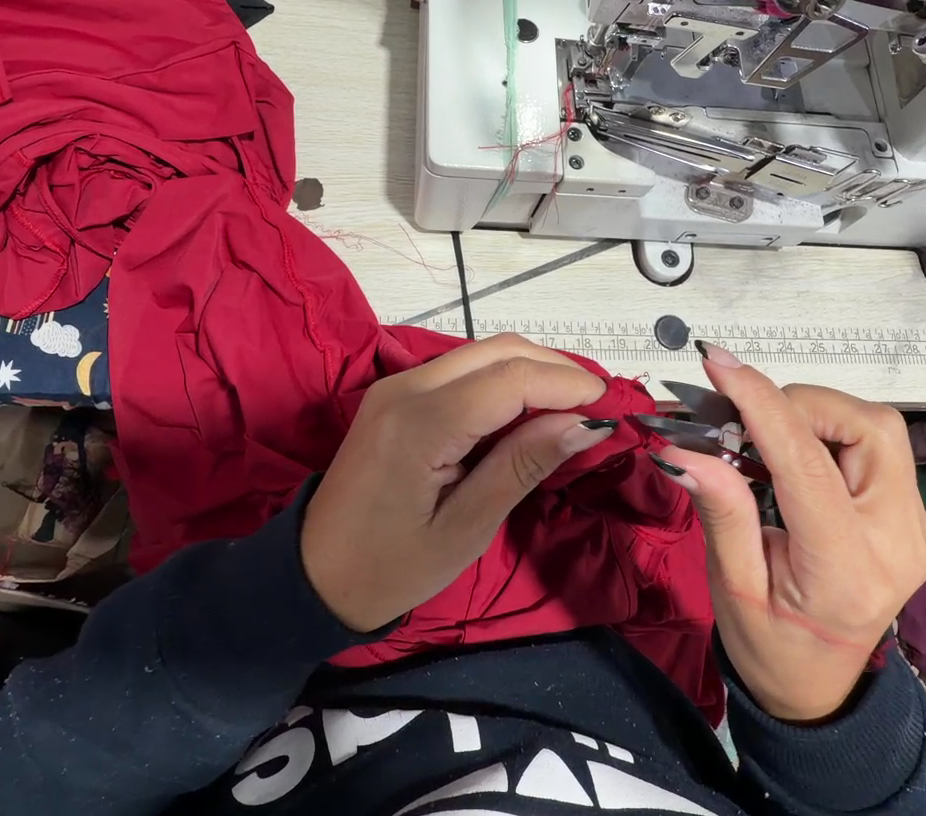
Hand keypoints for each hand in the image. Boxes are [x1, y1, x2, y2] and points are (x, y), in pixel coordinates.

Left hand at [302, 334, 615, 631]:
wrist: (313, 575)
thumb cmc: (391, 568)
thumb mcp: (465, 528)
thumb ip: (522, 466)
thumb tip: (584, 424)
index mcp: (421, 423)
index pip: (512, 379)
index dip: (568, 385)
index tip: (612, 408)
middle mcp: (407, 387)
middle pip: (499, 350)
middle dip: (557, 368)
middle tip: (600, 405)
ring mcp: (397, 385)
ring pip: (481, 352)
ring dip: (532, 370)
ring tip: (574, 408)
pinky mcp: (396, 394)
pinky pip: (462, 370)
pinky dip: (504, 380)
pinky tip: (529, 410)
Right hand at [653, 343, 925, 721]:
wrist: (819, 687)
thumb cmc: (770, 645)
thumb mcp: (733, 586)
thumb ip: (720, 510)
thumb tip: (682, 448)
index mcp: (847, 567)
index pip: (806, 462)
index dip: (759, 403)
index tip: (717, 363)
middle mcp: (897, 539)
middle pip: (869, 429)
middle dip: (801, 403)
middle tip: (744, 416)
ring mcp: (911, 525)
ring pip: (878, 429)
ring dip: (816, 413)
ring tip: (762, 433)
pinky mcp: (907, 513)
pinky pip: (874, 447)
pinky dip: (827, 431)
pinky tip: (787, 451)